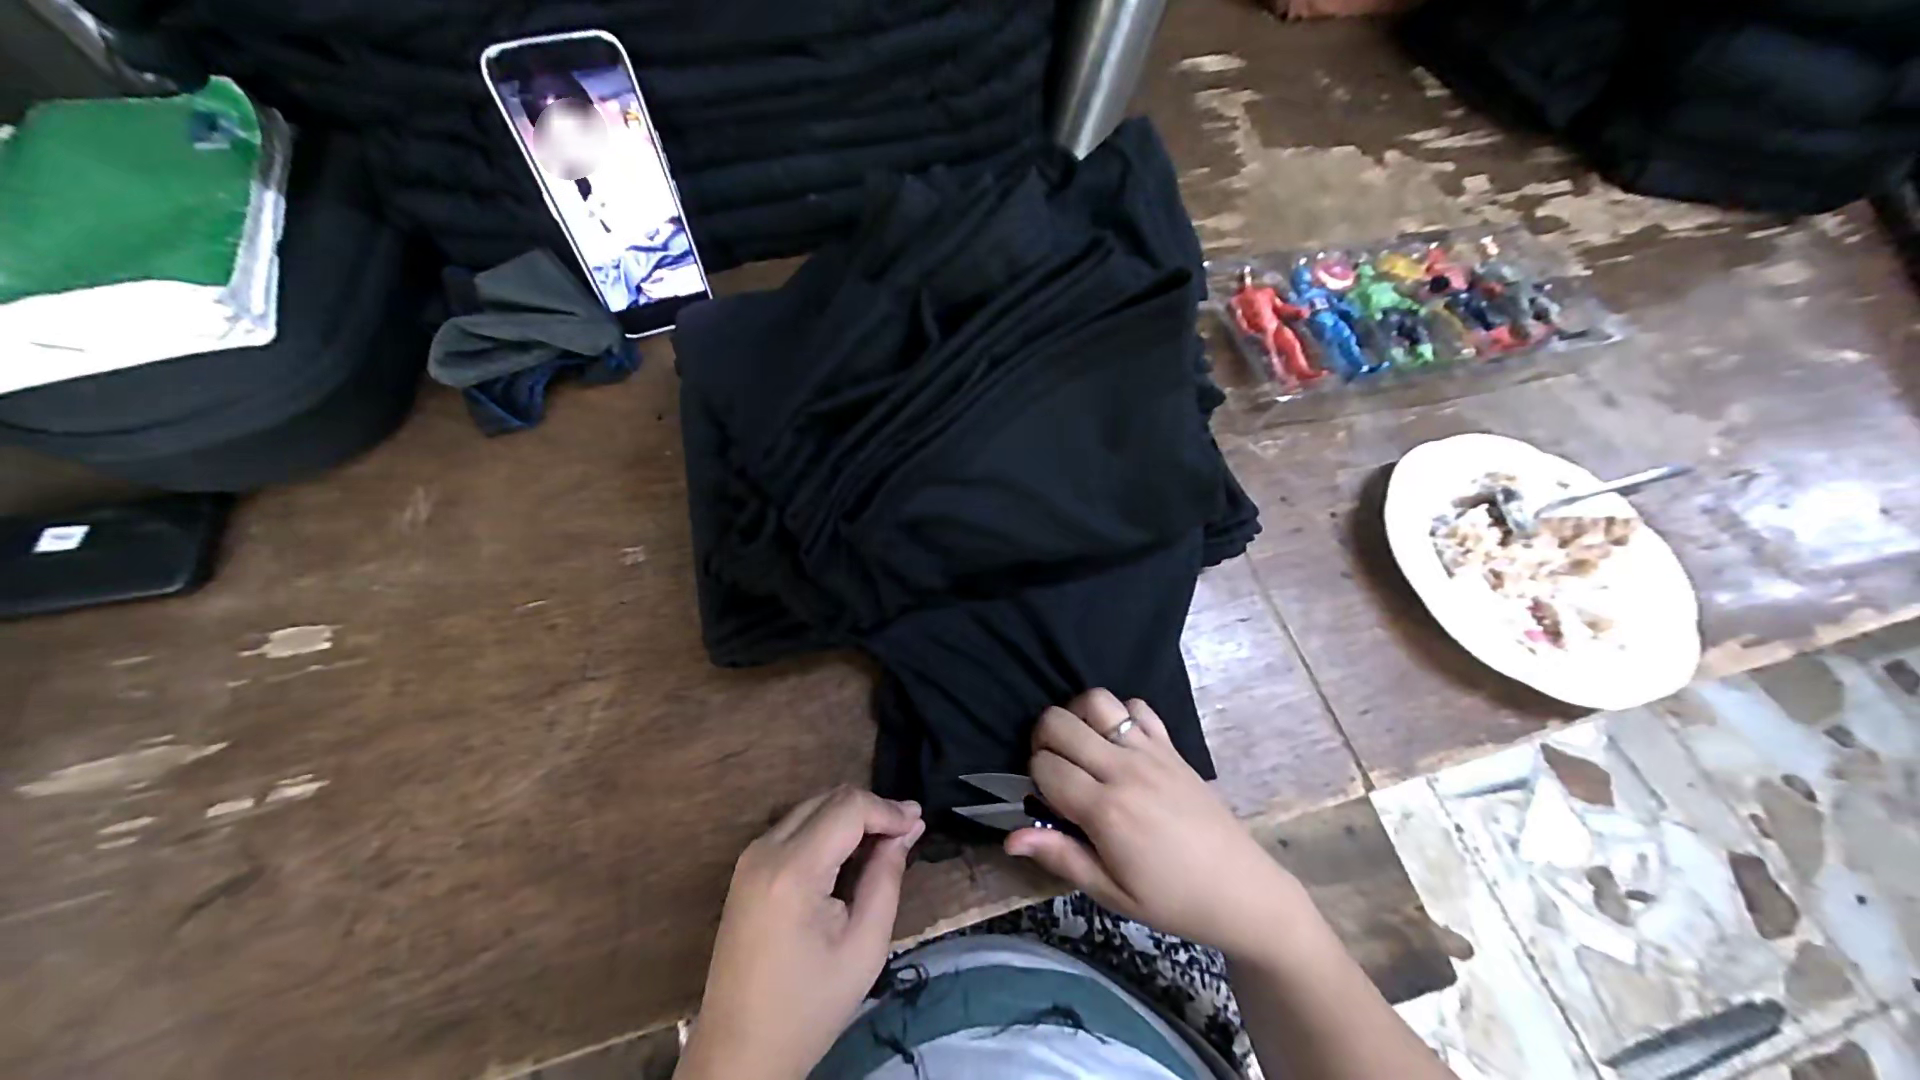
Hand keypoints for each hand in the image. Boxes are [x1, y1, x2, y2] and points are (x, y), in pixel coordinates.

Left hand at [676, 786, 924, 1079]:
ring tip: (886, 841)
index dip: (888, 808)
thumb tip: (907, 829)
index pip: (848, 808)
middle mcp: (764, 850)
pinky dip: (828, 828)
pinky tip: (850, 853)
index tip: (918, 824)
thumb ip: (886, 878)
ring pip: (812, 808)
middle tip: (907, 831)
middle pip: (829, 799)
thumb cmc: (809, 1006)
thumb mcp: (864, 946)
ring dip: (850, 816)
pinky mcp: (746, 868)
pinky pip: (795, 826)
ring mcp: (750, 857)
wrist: (740, 1051)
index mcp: (792, 871)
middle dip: (872, 809)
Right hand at [1005, 689, 1305, 960]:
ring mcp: (1151, 751)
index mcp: (1106, 811)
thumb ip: (1061, 857)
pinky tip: (1120, 742)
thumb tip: (1010, 838)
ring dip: (1077, 716)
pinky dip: (1120, 714)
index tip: (1047, 800)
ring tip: (1081, 746)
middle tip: (1054, 768)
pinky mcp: (1172, 746)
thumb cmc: (1172, 899)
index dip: (1034, 778)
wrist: (1242, 890)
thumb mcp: (1111, 894)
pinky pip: (1138, 707)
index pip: (1045, 766)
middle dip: (1043, 739)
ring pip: (1096, 701)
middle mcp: (1125, 770)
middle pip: (1059, 722)